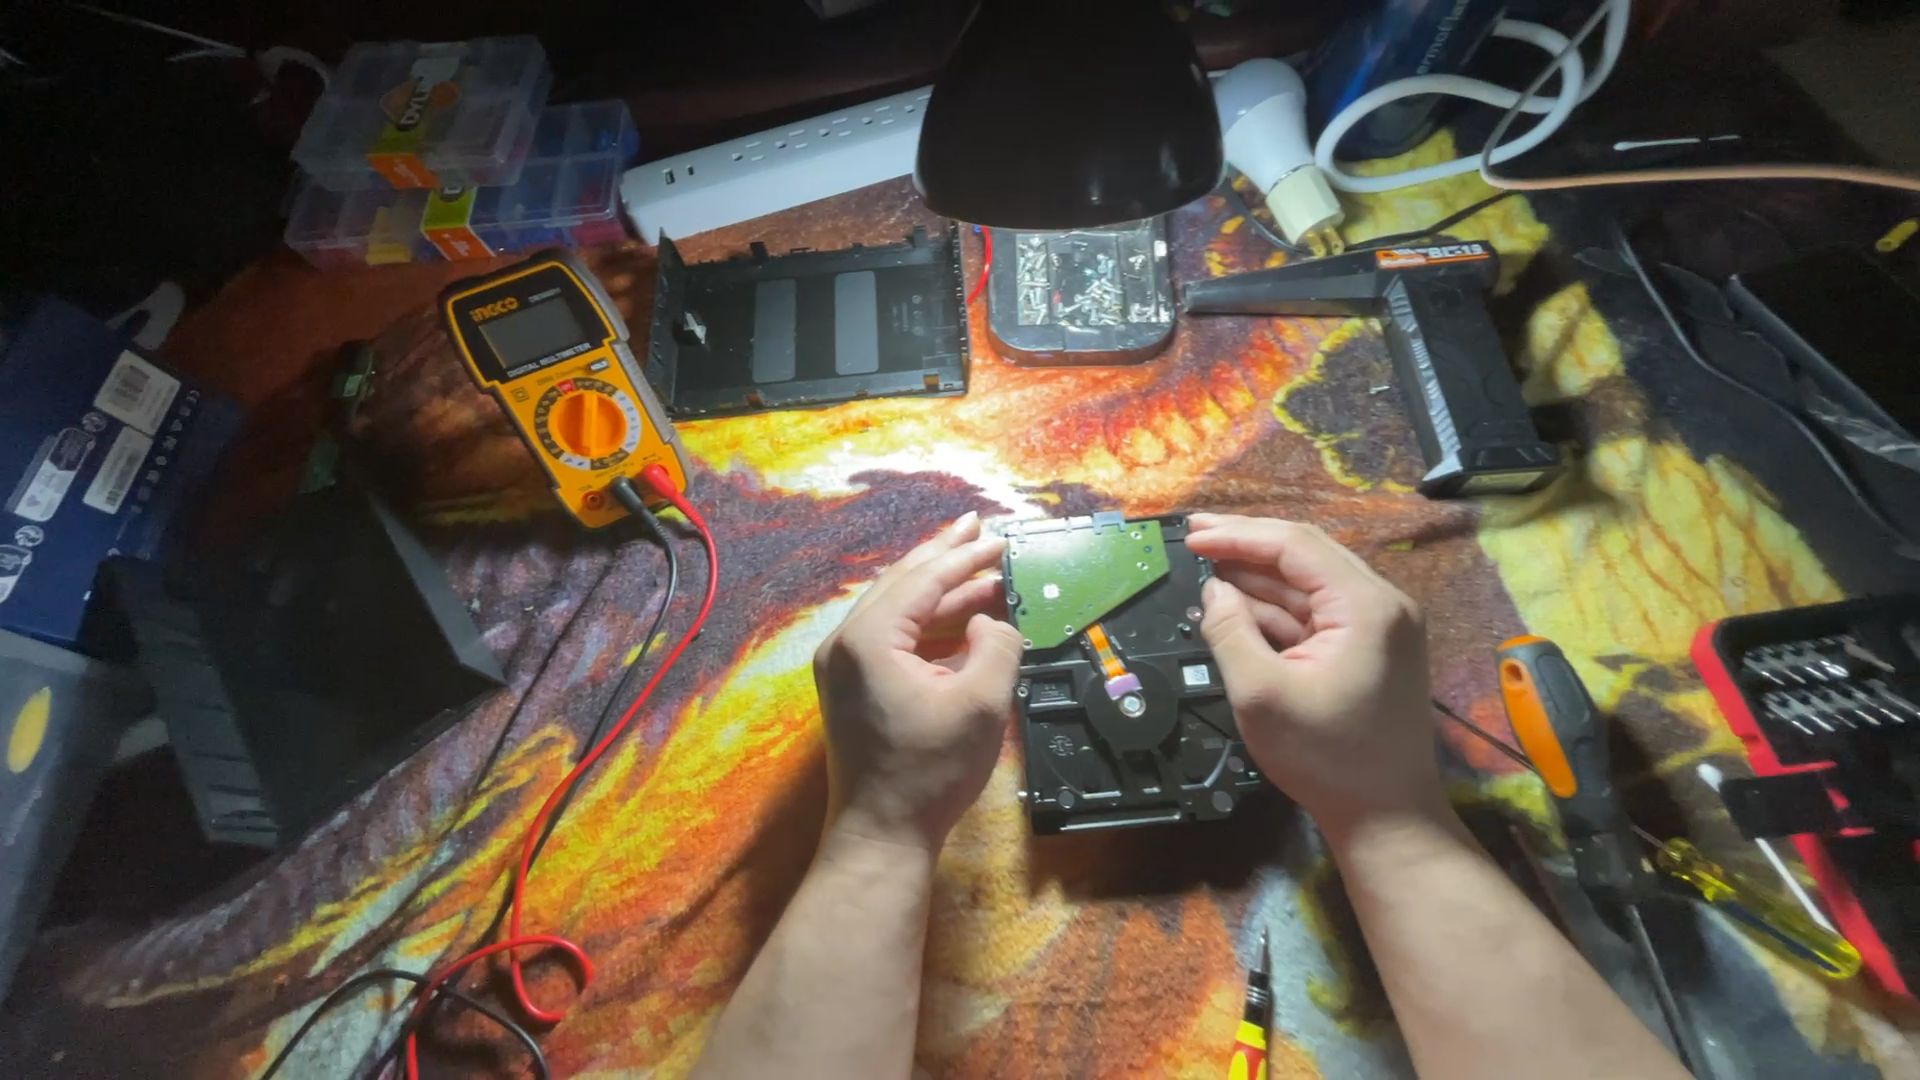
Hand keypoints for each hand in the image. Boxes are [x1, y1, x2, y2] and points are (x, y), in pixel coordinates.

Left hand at [813, 512, 1025, 850]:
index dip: (965, 558)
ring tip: (975, 564)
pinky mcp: (852, 683)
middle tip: (977, 526)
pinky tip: (956, 614)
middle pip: (901, 582)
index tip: (998, 539)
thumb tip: (987, 620)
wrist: (881, 834)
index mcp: (869, 638)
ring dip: (937, 587)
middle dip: (943, 554)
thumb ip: (996, 645)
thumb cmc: (931, 771)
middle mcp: (846, 641)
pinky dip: (925, 621)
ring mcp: (843, 662)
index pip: (923, 580)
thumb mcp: (982, 704)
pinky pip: (891, 634)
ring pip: (895, 606)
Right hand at [1185, 514, 1440, 830]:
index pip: (1295, 545)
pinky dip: (1273, 605)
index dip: (1238, 535)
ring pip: (1307, 581)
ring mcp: (1377, 625)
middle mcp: (1380, 603)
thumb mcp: (1260, 693)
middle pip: (1304, 553)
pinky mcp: (1366, 646)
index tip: (1192, 536)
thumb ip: (1229, 631)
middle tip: (1195, 538)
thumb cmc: (1324, 757)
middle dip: (1246, 544)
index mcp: (1365, 606)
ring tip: (1207, 567)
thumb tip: (1212, 590)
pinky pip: (1312, 610)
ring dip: (1256, 575)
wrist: (1384, 816)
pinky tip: (1236, 603)